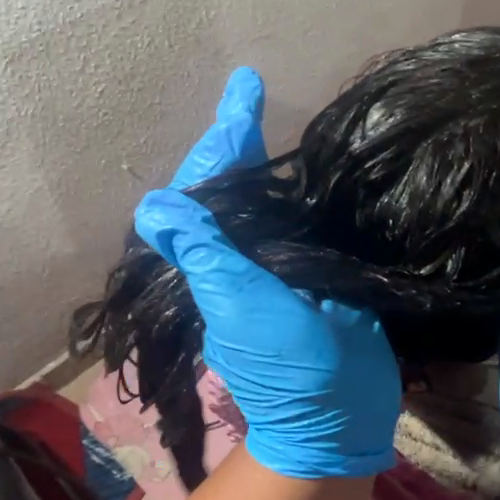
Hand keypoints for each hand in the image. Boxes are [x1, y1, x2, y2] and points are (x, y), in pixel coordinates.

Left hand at [133, 69, 400, 479]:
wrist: (342, 412)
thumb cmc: (287, 365)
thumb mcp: (241, 308)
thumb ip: (206, 257)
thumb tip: (157, 204)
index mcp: (219, 263)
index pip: (212, 187)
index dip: (226, 137)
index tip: (244, 87)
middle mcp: (246, 260)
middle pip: (236, 190)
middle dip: (241, 142)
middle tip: (253, 95)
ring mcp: (285, 269)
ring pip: (270, 206)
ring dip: (272, 164)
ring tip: (278, 120)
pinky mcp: (323, 278)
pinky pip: (309, 227)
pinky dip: (309, 198)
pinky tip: (324, 173)